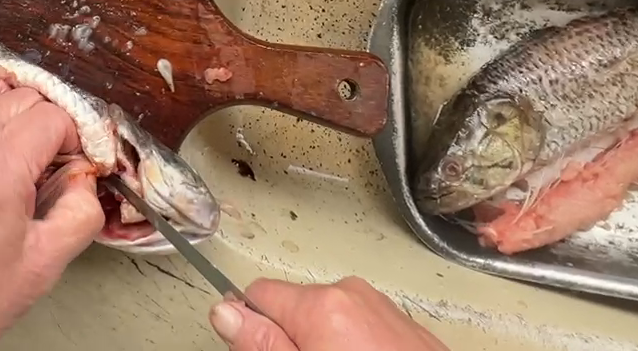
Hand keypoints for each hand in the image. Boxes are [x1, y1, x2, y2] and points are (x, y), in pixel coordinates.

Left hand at [0, 70, 104, 350]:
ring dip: (14, 101)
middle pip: (25, 95)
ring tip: (23, 138)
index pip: (53, 116)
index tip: (74, 165)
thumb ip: (80, 213)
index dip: (74, 137)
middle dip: (50, 121)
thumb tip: (86, 178)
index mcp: (0, 170)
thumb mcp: (44, 266)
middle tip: (53, 160)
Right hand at [210, 278, 448, 350]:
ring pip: (333, 321)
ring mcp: (386, 309)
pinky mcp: (414, 332)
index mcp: (321, 303)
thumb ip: (263, 344)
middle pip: (296, 307)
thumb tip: (224, 309)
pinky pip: (366, 331)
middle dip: (294, 341)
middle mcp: (352, 293)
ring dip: (327, 346)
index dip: (255, 330)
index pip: (259, 294)